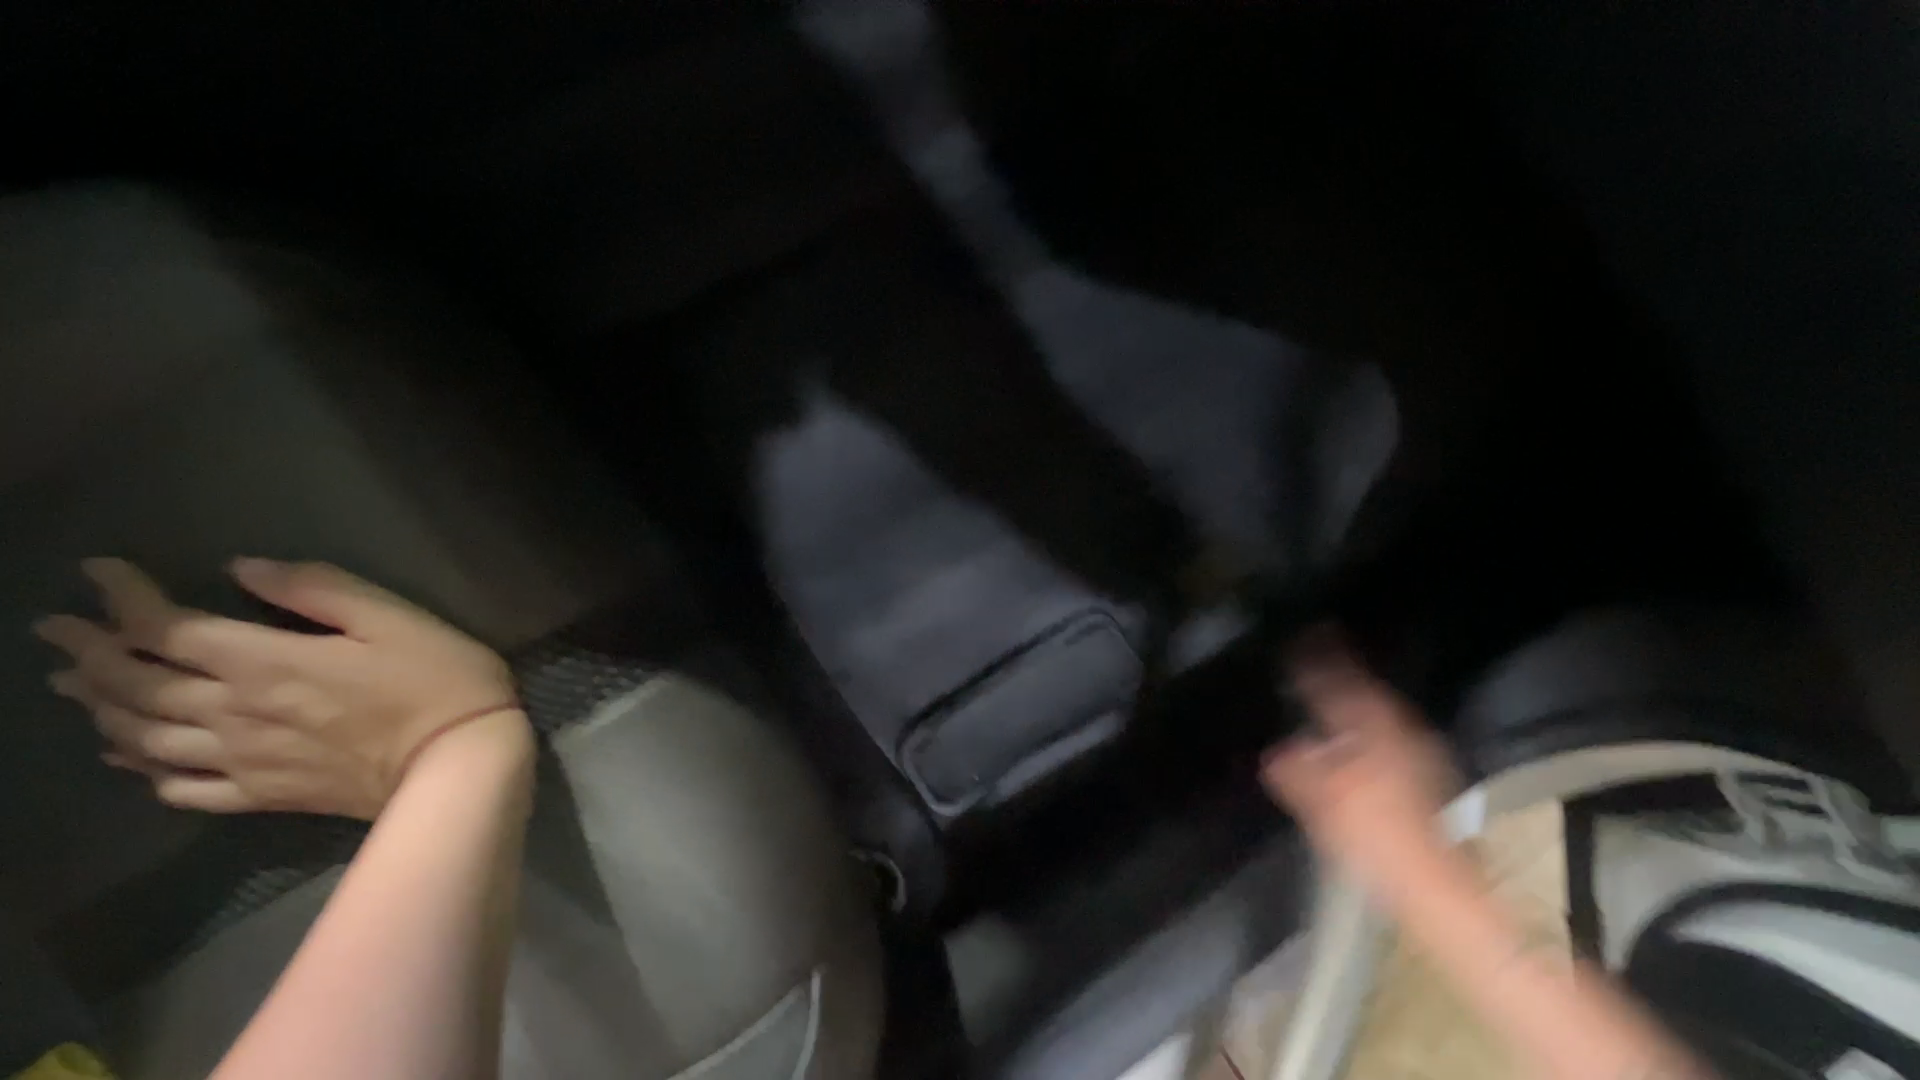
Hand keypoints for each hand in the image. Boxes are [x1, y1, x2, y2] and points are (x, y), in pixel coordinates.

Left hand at [36, 558, 523, 819]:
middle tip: (58, 631)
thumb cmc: (438, 680)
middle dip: (89, 652)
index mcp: (265, 663)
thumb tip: (244, 568)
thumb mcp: (394, 618)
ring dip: (100, 707)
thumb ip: (318, 589)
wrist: (460, 764)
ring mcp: (242, 761)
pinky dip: (143, 771)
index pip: (166, 628)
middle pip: (136, 684)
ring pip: (142, 737)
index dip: (123, 598)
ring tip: (78, 687)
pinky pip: (181, 788)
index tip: (99, 571)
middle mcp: (233, 713)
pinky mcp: (262, 796)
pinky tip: (133, 759)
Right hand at [1261, 638, 1459, 892]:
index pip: (1341, 687)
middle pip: (1367, 698)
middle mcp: (1403, 737)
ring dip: (1355, 711)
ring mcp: (1420, 760)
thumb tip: (1277, 752)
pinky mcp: (1425, 784)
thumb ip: (1295, 769)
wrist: (1433, 886)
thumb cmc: (1375, 836)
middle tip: (1318, 665)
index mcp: (1377, 732)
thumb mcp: (1321, 801)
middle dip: (1342, 682)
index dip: (1319, 665)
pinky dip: (1366, 737)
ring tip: (1330, 705)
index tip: (1303, 641)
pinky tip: (1353, 752)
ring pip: (1379, 722)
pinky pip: (1388, 743)